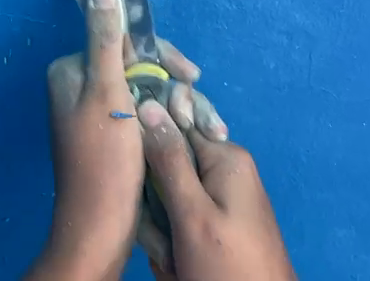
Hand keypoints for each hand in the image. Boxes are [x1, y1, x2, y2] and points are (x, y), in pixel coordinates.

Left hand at [27, 0, 201, 280]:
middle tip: (199, 109)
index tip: (191, 76)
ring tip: (208, 129)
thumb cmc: (104, 162)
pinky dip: (168, 121)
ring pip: (145, 91)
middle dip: (173, 86)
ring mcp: (95, 111)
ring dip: (178, 106)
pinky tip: (195, 133)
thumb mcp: (108, 93)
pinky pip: (143, 113)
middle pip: (137, 66)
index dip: (161, 56)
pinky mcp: (111, 134)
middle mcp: (79, 85)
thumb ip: (106, 39)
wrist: (100, 231)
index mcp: (71, 70)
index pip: (123, 43)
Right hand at [138, 97, 295, 280]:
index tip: (140, 181)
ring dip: (166, 233)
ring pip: (174, 200)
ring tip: (175, 261)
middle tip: (165, 241)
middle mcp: (229, 170)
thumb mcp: (192, 213)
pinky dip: (178, 245)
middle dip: (160, 206)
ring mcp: (227, 198)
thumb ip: (168, 159)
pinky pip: (187, 221)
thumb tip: (147, 104)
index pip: (173, 127)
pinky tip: (181, 267)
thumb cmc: (227, 268)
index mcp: (226, 156)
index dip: (151, 152)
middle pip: (172, 168)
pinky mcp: (223, 223)